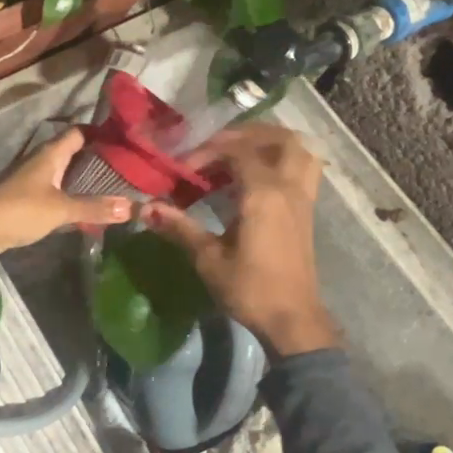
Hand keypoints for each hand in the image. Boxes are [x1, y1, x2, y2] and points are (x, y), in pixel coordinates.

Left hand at [0, 129, 133, 256]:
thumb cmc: (20, 211)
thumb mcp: (61, 209)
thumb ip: (94, 207)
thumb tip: (131, 207)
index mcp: (49, 154)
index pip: (79, 132)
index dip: (101, 133)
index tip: (125, 141)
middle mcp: (41, 161)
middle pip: (74, 153)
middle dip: (98, 158)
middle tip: (127, 167)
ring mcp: (32, 179)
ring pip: (65, 173)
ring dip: (85, 178)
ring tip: (114, 186)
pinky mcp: (27, 198)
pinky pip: (56, 190)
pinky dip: (71, 194)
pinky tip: (86, 206)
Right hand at [143, 123, 337, 357]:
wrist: (291, 317)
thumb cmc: (248, 288)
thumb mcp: (207, 258)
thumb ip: (179, 227)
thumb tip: (146, 209)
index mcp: (264, 194)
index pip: (238, 152)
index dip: (208, 151)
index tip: (182, 166)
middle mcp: (288, 188)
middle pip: (279, 139)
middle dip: (246, 134)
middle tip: (215, 146)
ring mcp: (302, 199)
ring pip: (299, 151)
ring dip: (271, 144)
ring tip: (240, 153)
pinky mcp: (306, 212)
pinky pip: (302, 169)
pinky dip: (281, 161)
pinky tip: (256, 177)